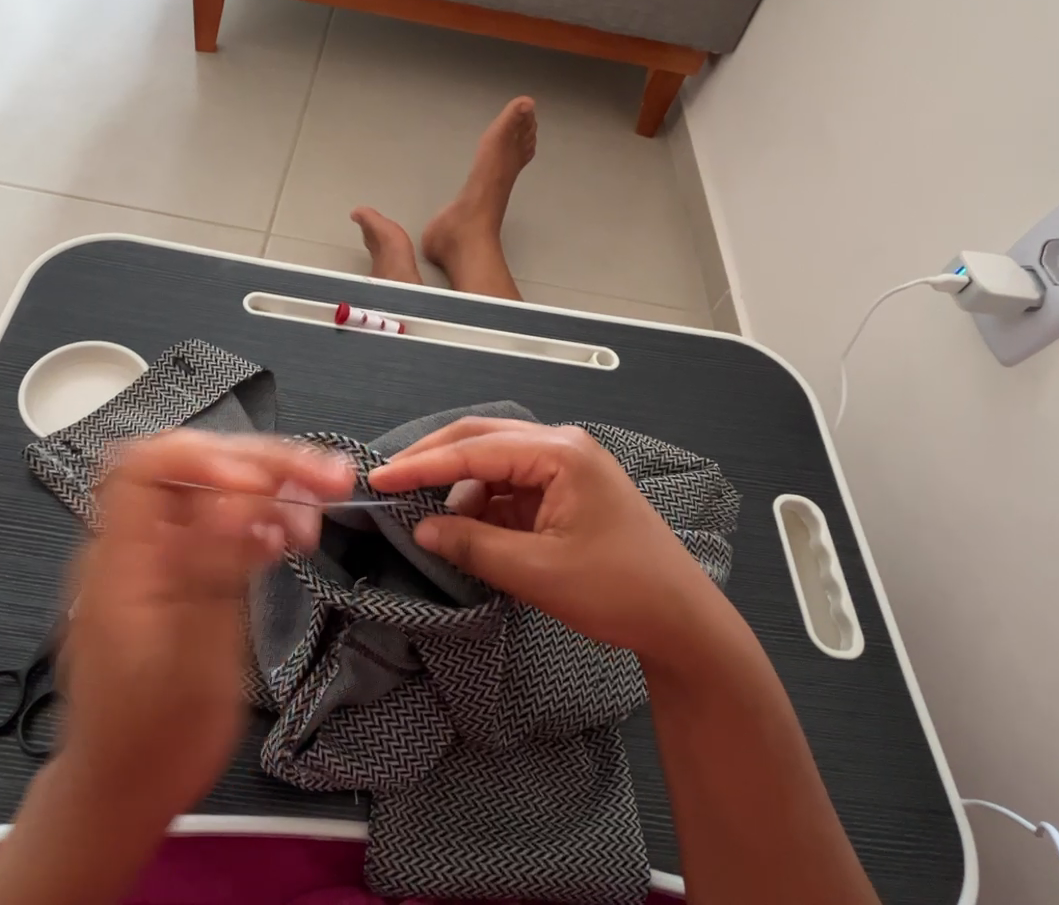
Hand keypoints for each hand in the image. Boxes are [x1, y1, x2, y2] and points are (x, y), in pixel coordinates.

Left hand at [59, 431, 352, 821]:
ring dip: (269, 486)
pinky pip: (219, 526)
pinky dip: (261, 519)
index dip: (207, 459)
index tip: (261, 487)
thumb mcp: (190, 662)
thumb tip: (236, 501)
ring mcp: (156, 560)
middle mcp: (134, 548)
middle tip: (325, 477)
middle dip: (260, 463)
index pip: (147, 466)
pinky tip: (293, 532)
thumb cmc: (151, 740)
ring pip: (212, 493)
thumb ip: (213, 573)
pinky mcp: (178, 574)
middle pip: (192, 468)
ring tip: (321, 499)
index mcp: (121, 562)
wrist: (124, 785)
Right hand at [366, 418, 724, 663]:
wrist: (680, 619)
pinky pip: (511, 488)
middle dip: (434, 462)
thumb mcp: (536, 571)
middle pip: (482, 440)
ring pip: (494, 464)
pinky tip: (463, 528)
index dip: (421, 465)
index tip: (378, 479)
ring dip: (459, 489)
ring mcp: (566, 468)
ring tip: (425, 517)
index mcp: (560, 453)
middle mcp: (562, 447)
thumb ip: (472, 544)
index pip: (474, 449)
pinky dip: (482, 506)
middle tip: (389, 483)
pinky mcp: (565, 492)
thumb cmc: (617, 590)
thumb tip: (421, 528)